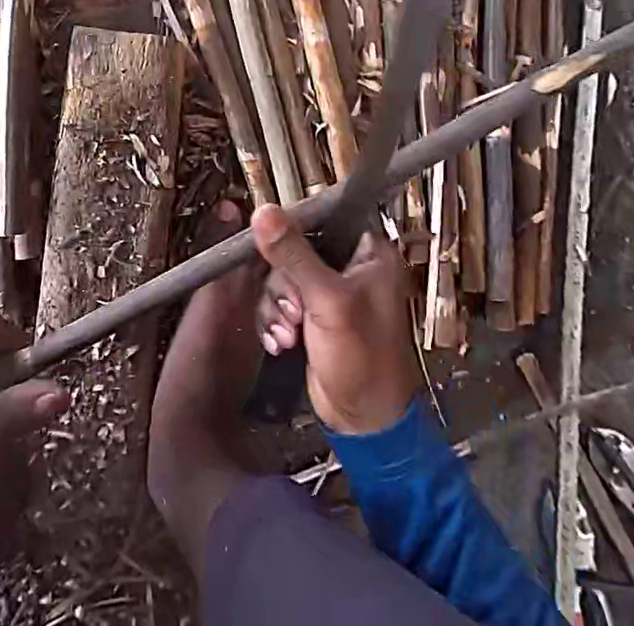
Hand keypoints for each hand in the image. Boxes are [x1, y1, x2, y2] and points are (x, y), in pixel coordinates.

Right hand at [251, 205, 420, 433]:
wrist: (362, 419)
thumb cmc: (364, 360)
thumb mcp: (327, 300)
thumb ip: (293, 255)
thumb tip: (264, 213)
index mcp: (368, 254)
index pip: (322, 219)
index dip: (293, 230)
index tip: (275, 249)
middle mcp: (349, 268)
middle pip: (292, 250)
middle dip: (284, 284)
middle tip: (294, 310)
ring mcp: (329, 293)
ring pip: (280, 277)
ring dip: (276, 306)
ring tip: (289, 333)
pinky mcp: (311, 315)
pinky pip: (277, 301)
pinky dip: (273, 319)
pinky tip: (282, 341)